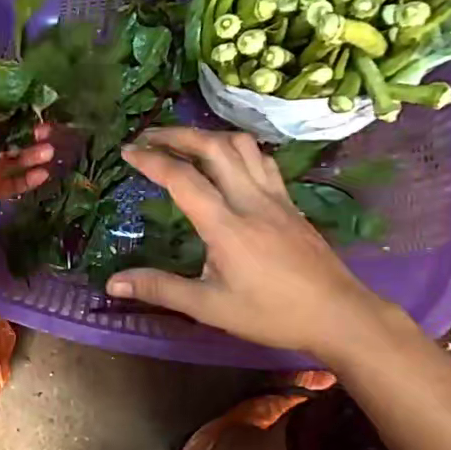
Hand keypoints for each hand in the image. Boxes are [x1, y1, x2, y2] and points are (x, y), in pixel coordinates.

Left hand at [0, 115, 54, 230]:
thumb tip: (5, 112)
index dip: (12, 110)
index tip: (34, 105)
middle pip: (7, 136)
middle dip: (27, 132)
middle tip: (46, 128)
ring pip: (14, 159)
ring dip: (31, 154)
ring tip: (48, 151)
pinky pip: (13, 183)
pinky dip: (28, 179)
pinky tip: (43, 173)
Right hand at [106, 128, 401, 356]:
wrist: (338, 313)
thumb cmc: (272, 314)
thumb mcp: (211, 307)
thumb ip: (161, 290)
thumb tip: (112, 284)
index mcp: (226, 225)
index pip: (182, 179)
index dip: (151, 160)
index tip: (127, 151)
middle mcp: (250, 200)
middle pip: (212, 147)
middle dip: (176, 135)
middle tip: (148, 137)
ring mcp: (275, 197)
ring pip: (242, 146)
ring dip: (209, 136)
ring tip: (185, 142)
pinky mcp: (291, 202)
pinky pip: (263, 160)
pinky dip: (239, 150)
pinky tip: (230, 161)